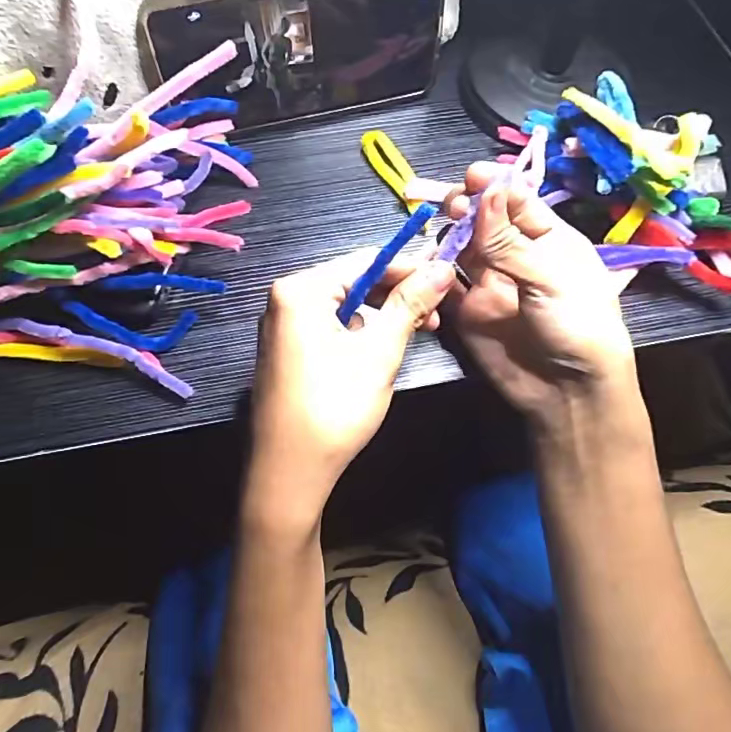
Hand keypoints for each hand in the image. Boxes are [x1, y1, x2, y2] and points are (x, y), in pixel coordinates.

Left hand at [250, 248, 456, 502]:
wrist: (289, 471)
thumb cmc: (335, 406)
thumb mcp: (379, 352)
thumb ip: (409, 304)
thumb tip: (442, 267)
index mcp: (301, 289)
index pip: (365, 260)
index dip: (409, 267)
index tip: (448, 276)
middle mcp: (285, 299)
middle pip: (353, 281)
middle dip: (397, 294)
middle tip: (438, 313)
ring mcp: (283, 325)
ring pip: (345, 306)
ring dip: (384, 315)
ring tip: (421, 330)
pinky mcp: (288, 349)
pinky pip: (331, 326)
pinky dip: (361, 332)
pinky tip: (385, 346)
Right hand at [444, 162, 637, 421]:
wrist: (569, 393)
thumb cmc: (578, 326)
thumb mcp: (549, 277)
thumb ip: (509, 239)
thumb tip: (487, 191)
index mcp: (549, 240)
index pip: (517, 202)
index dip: (494, 186)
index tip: (472, 176)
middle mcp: (515, 256)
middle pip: (483, 220)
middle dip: (466, 207)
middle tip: (453, 204)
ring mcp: (488, 284)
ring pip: (459, 248)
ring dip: (448, 235)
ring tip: (442, 231)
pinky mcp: (466, 312)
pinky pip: (443, 285)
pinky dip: (432, 273)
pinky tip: (426, 264)